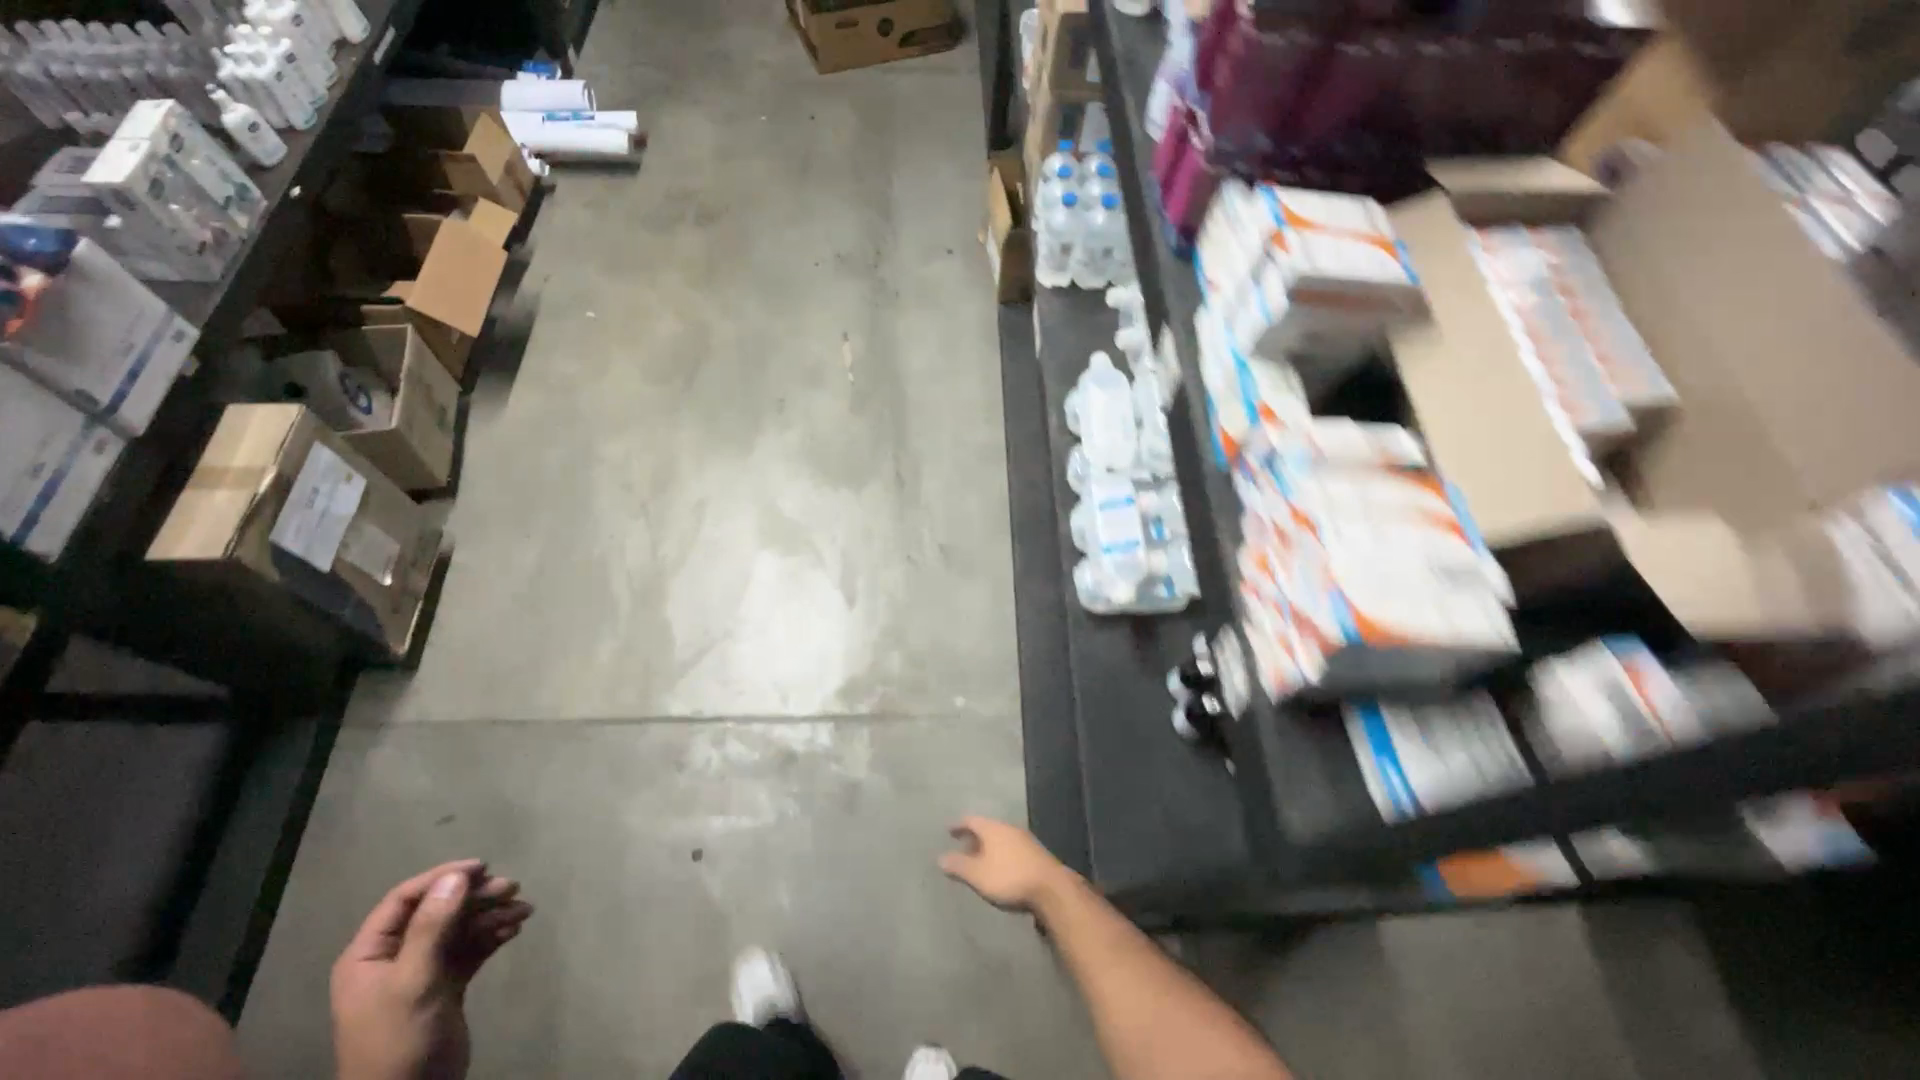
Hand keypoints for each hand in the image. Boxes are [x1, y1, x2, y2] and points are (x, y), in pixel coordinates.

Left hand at [330, 860, 534, 1079]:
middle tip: (512, 888)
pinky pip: (470, 952)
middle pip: (438, 912)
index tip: (483, 868)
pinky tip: (513, 931)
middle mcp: (394, 958)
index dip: (442, 878)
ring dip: (490, 917)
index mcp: (370, 953)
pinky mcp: (446, 988)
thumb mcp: (413, 981)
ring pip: (459, 930)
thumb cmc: (398, 1039)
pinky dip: (491, 939)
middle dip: (475, 898)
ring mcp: (421, 973)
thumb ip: (432, 927)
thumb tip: (456, 877)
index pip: (406, 900)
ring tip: (524, 910)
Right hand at [939, 816, 1079, 911]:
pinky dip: (1001, 854)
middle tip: (962, 847)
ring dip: (988, 847)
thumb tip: (940, 857)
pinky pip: (1012, 848)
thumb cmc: (1009, 878)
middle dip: (974, 837)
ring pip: (1001, 839)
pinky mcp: (1036, 854)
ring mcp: (1025, 841)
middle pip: (987, 828)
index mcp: (993, 828)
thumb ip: (958, 865)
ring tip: (979, 860)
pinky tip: (1000, 868)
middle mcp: (1009, 829)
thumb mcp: (977, 874)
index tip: (949, 830)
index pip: (971, 820)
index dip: (958, 825)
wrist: (1052, 889)